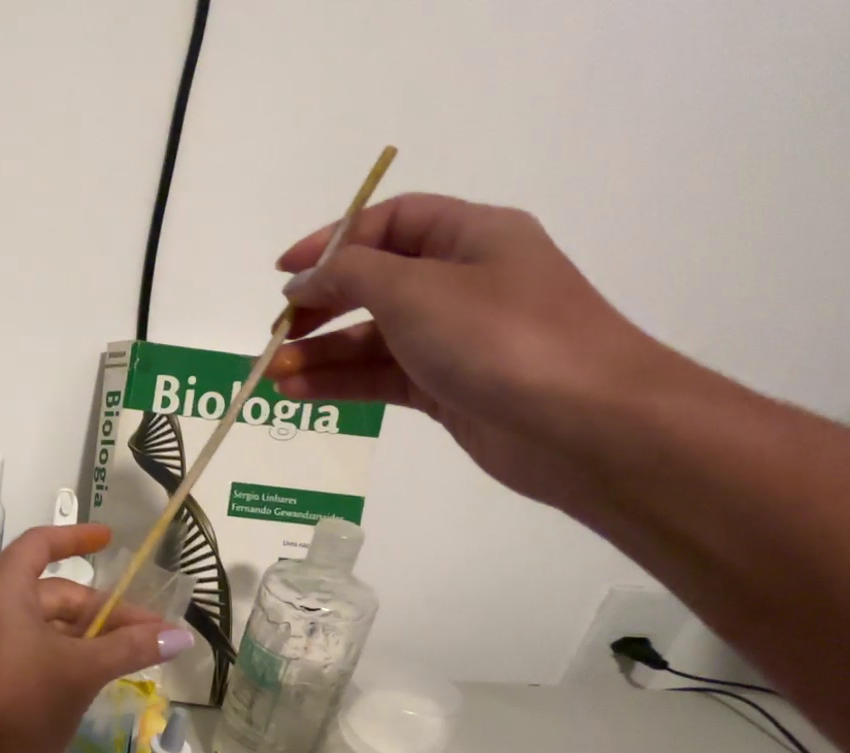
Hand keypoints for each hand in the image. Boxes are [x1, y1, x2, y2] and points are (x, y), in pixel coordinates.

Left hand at [0, 524, 191, 752]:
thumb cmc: (24, 705)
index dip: (76, 538)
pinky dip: (63, 649)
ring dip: (87, 633)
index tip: (110, 540)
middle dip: (102, 609)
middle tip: (149, 633)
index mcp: (0, 591)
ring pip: (43, 621)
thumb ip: (132, 647)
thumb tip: (182, 636)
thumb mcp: (83, 671)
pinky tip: (97, 670)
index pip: (39, 545)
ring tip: (133, 653)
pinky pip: (28, 643)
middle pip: (52, 591)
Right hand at [270, 193, 690, 509]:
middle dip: (318, 306)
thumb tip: (302, 280)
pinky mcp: (446, 387)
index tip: (283, 272)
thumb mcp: (416, 289)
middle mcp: (462, 282)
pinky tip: (298, 393)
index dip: (332, 241)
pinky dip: (338, 383)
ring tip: (272, 374)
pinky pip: (379, 377)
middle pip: (373, 283)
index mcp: (470, 238)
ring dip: (319, 353)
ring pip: (370, 337)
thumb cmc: (502, 337)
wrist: (586, 424)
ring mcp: (454, 338)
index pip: (390, 223)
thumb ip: (348, 276)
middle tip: (276, 331)